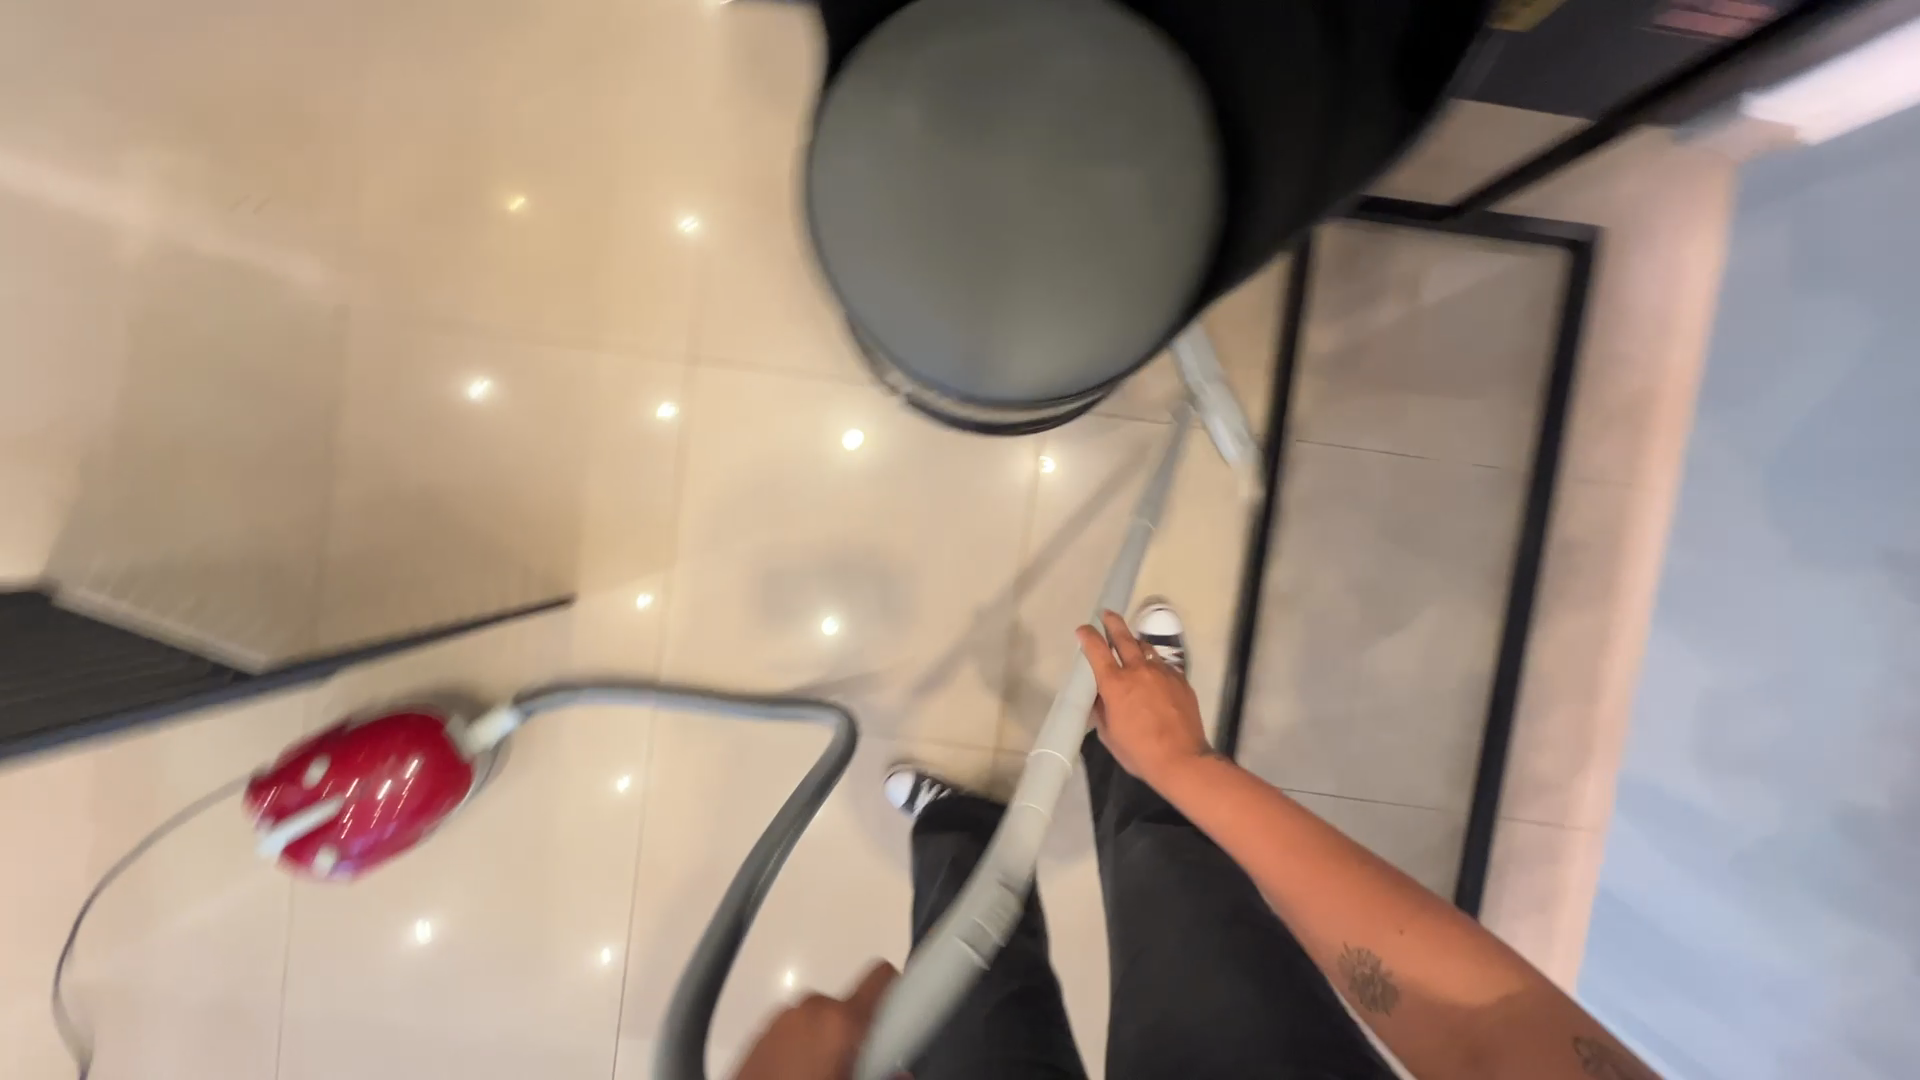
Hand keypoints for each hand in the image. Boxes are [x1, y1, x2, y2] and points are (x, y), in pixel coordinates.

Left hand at [732, 962, 900, 1079]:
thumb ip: (884, 1075)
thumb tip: (901, 1072)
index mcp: (841, 1022)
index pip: (884, 977)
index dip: (903, 996)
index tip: (905, 1025)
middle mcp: (813, 1007)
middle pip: (855, 1006)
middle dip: (862, 1036)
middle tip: (857, 1072)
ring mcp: (781, 1017)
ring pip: (825, 1021)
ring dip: (831, 1045)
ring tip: (823, 1079)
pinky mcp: (757, 1033)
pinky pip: (797, 1031)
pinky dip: (804, 1050)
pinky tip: (797, 1079)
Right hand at [1076, 610, 1212, 791]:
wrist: (1182, 759)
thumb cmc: (1138, 751)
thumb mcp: (1109, 734)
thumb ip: (1101, 710)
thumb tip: (1099, 697)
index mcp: (1114, 683)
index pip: (1096, 649)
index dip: (1087, 635)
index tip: (1083, 629)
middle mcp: (1138, 670)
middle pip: (1123, 637)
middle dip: (1112, 623)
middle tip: (1106, 614)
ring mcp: (1162, 672)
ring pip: (1145, 648)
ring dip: (1135, 643)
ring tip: (1130, 643)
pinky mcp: (1180, 679)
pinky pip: (1163, 664)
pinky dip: (1154, 664)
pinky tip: (1153, 673)